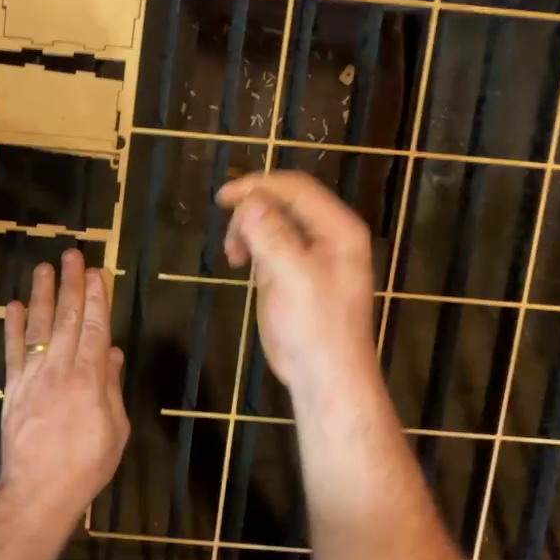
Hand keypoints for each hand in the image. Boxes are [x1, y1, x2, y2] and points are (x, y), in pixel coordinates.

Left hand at [0, 249, 128, 518]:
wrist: (39, 491)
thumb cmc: (86, 465)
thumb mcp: (115, 429)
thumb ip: (111, 388)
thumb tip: (114, 354)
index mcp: (90, 378)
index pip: (96, 327)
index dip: (97, 297)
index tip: (96, 272)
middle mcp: (60, 368)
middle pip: (68, 319)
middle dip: (71, 285)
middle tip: (72, 255)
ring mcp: (32, 376)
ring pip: (39, 327)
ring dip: (42, 295)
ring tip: (43, 267)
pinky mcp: (12, 389)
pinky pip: (12, 351)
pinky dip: (13, 327)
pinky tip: (13, 305)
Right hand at [218, 171, 378, 406]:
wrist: (324, 374)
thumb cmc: (315, 327)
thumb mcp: (293, 278)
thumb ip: (272, 236)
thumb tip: (249, 202)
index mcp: (338, 229)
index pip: (296, 188)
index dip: (258, 185)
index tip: (221, 198)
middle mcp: (327, 235)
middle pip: (282, 202)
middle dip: (250, 213)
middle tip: (229, 244)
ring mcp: (310, 254)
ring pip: (272, 222)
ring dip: (246, 230)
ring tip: (233, 258)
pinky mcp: (293, 272)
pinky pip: (269, 244)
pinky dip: (251, 246)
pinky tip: (240, 264)